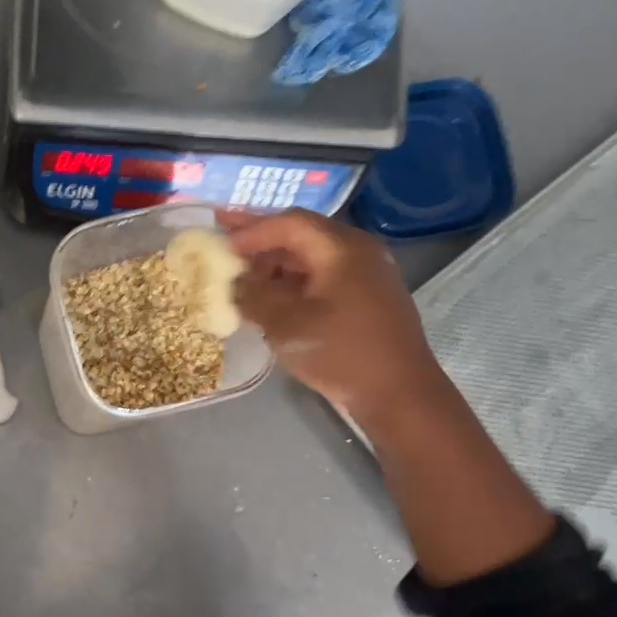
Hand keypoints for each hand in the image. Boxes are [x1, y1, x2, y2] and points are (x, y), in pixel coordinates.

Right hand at [219, 208, 445, 423]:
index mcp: (342, 248)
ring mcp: (364, 275)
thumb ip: (253, 296)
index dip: (250, 230)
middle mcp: (357, 251)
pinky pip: (321, 277)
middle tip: (222, 235)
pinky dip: (290, 281)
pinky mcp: (364, 298)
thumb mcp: (286, 324)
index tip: (219, 243)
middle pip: (301, 235)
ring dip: (273, 263)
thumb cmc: (340, 352)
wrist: (397, 393)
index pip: (289, 223)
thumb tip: (232, 282)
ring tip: (239, 274)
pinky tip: (268, 295)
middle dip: (260, 238)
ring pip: (310, 258)